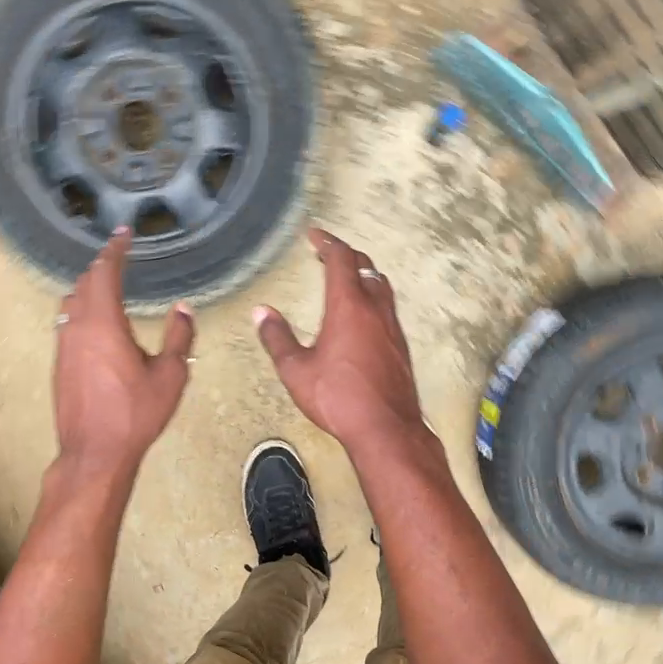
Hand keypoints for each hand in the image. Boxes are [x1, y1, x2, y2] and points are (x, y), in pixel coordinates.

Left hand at [53, 228, 194, 473]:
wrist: (95, 452)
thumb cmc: (136, 413)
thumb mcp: (170, 375)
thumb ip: (179, 337)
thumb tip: (183, 309)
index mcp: (104, 323)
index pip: (105, 272)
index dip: (115, 250)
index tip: (124, 233)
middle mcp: (77, 327)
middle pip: (85, 282)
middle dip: (102, 264)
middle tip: (119, 255)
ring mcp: (64, 345)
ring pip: (71, 302)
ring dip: (89, 287)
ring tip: (108, 284)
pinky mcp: (60, 363)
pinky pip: (68, 322)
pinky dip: (83, 309)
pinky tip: (98, 322)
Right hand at [254, 229, 425, 451]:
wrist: (386, 428)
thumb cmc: (339, 399)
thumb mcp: (296, 370)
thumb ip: (277, 338)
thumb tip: (261, 313)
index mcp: (348, 306)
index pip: (341, 259)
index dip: (327, 242)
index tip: (314, 235)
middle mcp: (375, 309)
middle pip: (365, 266)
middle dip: (345, 254)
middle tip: (327, 253)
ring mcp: (392, 327)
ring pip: (381, 285)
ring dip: (363, 274)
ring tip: (345, 278)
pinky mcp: (401, 346)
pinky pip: (387, 307)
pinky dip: (373, 297)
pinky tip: (362, 315)